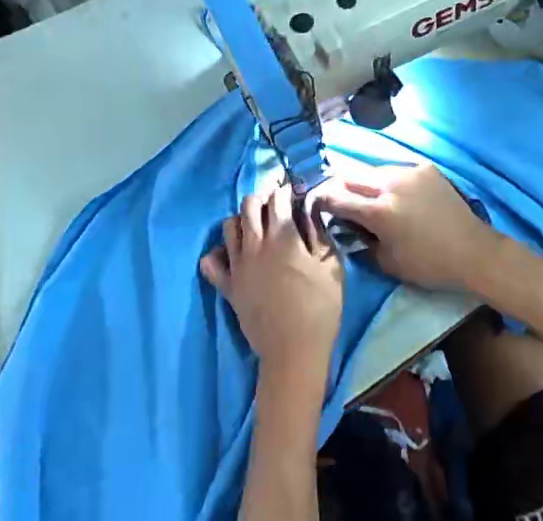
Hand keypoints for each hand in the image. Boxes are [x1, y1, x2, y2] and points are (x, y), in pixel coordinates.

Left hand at [201, 183, 343, 382]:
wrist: (294, 351)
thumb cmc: (320, 306)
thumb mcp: (331, 264)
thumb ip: (318, 232)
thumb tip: (310, 208)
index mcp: (283, 236)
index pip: (278, 198)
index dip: (287, 191)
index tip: (295, 195)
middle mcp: (255, 244)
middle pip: (249, 205)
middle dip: (263, 200)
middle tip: (277, 210)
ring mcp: (237, 265)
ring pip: (229, 226)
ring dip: (243, 221)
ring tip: (258, 230)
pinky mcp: (227, 286)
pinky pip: (210, 261)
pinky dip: (218, 253)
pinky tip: (234, 256)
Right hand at [308, 163, 503, 293]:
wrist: (472, 251)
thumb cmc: (429, 265)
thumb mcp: (387, 263)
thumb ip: (362, 242)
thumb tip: (346, 228)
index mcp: (379, 211)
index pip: (337, 198)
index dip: (321, 200)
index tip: (313, 203)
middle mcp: (391, 184)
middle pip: (352, 176)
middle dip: (340, 186)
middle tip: (337, 199)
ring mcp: (410, 172)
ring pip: (374, 170)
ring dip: (365, 182)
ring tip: (366, 197)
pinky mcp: (426, 169)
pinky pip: (398, 170)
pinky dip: (390, 181)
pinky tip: (396, 195)